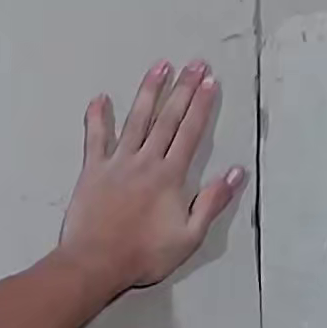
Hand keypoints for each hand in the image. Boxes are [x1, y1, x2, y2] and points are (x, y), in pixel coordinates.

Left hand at [54, 59, 246, 297]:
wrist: (96, 262)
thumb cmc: (143, 255)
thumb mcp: (189, 237)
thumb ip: (212, 202)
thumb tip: (234, 174)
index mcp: (169, 177)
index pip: (190, 133)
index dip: (201, 105)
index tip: (209, 82)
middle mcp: (145, 163)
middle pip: (167, 119)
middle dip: (182, 89)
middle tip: (193, 64)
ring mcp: (116, 164)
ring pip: (135, 120)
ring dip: (148, 92)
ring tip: (159, 67)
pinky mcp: (92, 171)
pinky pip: (95, 138)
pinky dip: (97, 117)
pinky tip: (100, 98)